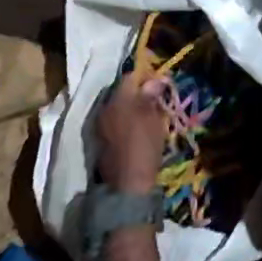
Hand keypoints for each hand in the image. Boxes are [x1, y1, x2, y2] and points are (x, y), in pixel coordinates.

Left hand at [95, 70, 169, 194]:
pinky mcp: (100, 139)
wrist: (127, 183)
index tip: (161, 85)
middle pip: (122, 91)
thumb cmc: (144, 146)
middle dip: (138, 92)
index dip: (147, 77)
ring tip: (147, 115)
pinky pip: (114, 120)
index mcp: (118, 98)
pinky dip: (124, 120)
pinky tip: (135, 129)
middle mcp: (104, 107)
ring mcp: (100, 124)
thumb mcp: (154, 118)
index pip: (130, 76)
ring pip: (117, 106)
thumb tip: (154, 79)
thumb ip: (151, 95)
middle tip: (155, 100)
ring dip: (131, 107)